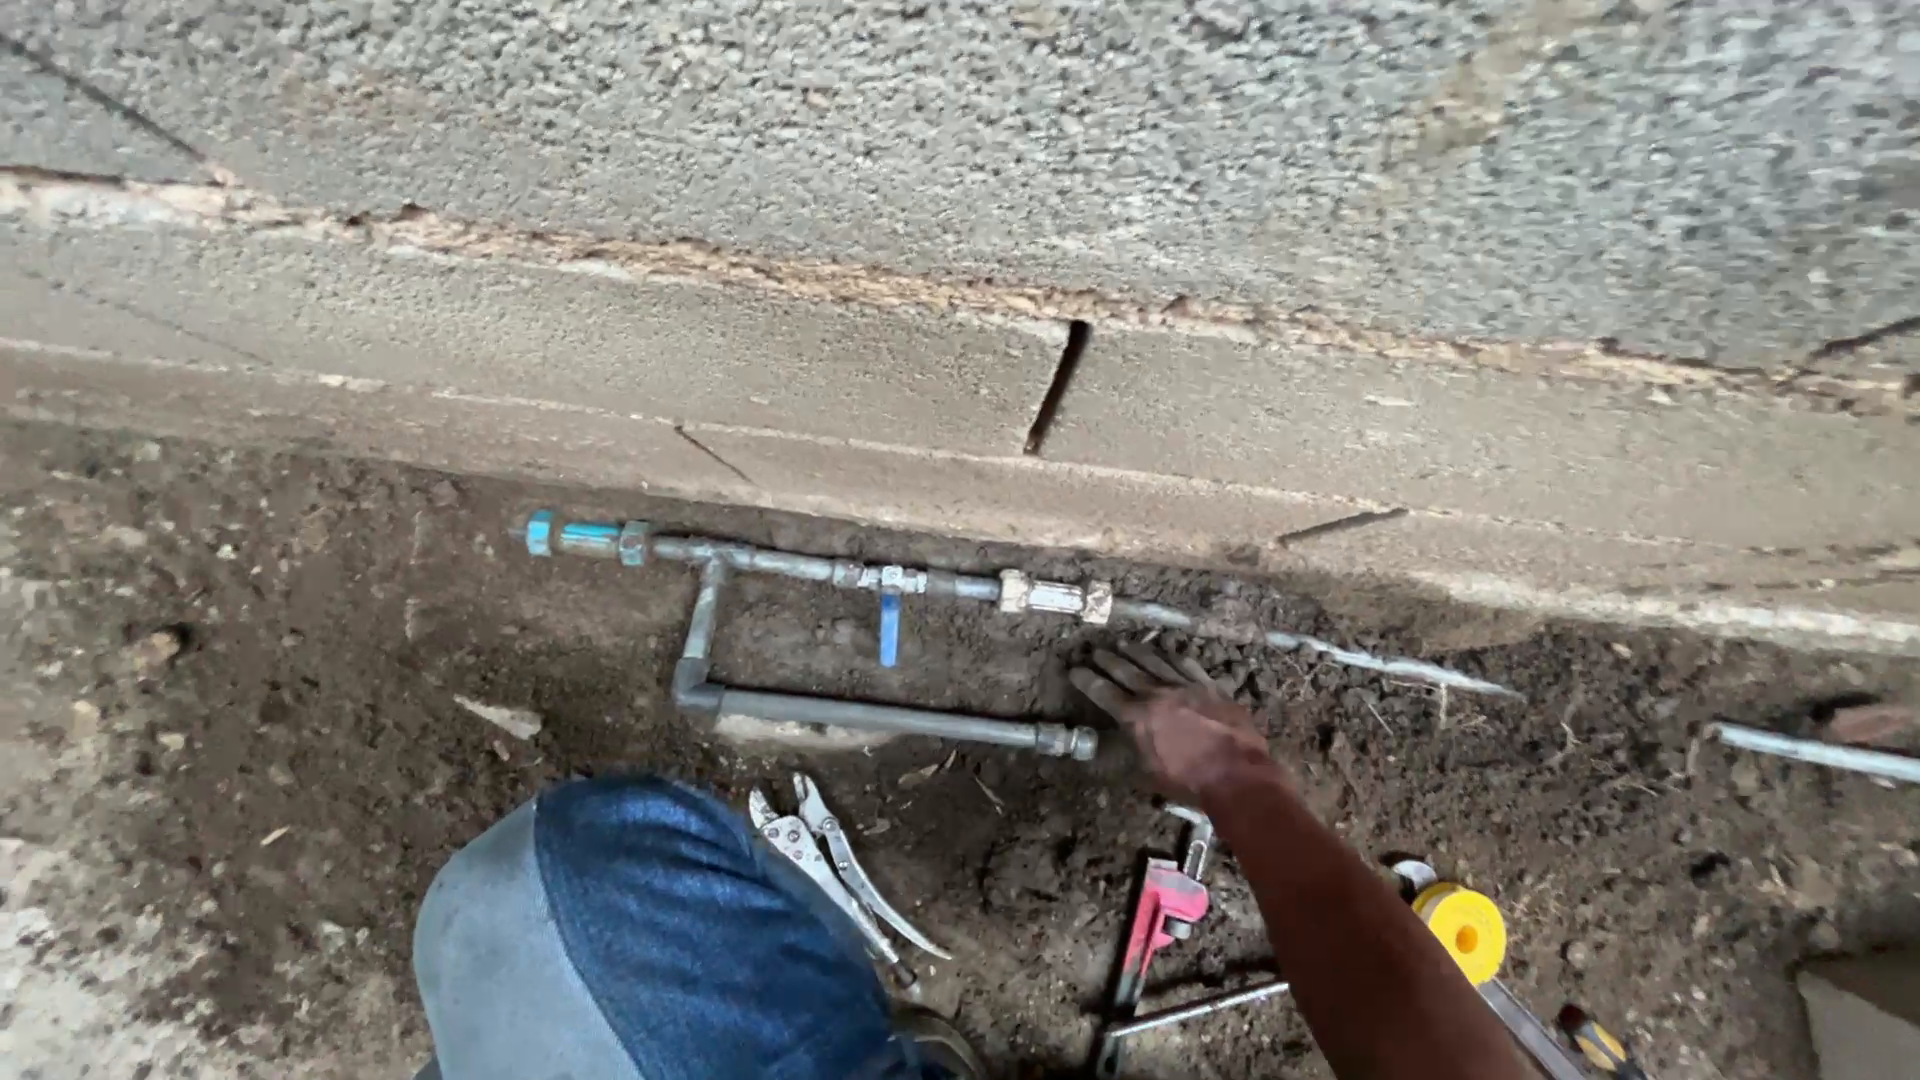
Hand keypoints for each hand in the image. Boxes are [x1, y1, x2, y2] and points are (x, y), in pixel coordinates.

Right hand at [1070, 640, 1279, 806]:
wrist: (1237, 774)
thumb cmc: (1189, 781)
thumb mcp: (1148, 771)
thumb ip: (1133, 747)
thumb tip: (1121, 737)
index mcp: (1136, 716)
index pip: (1103, 692)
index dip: (1086, 680)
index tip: (1074, 669)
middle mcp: (1156, 694)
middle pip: (1126, 670)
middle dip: (1107, 659)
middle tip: (1095, 650)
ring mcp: (1185, 686)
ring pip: (1155, 661)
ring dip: (1136, 651)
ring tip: (1124, 643)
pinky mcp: (1209, 686)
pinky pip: (1187, 665)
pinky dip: (1173, 657)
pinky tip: (1168, 652)